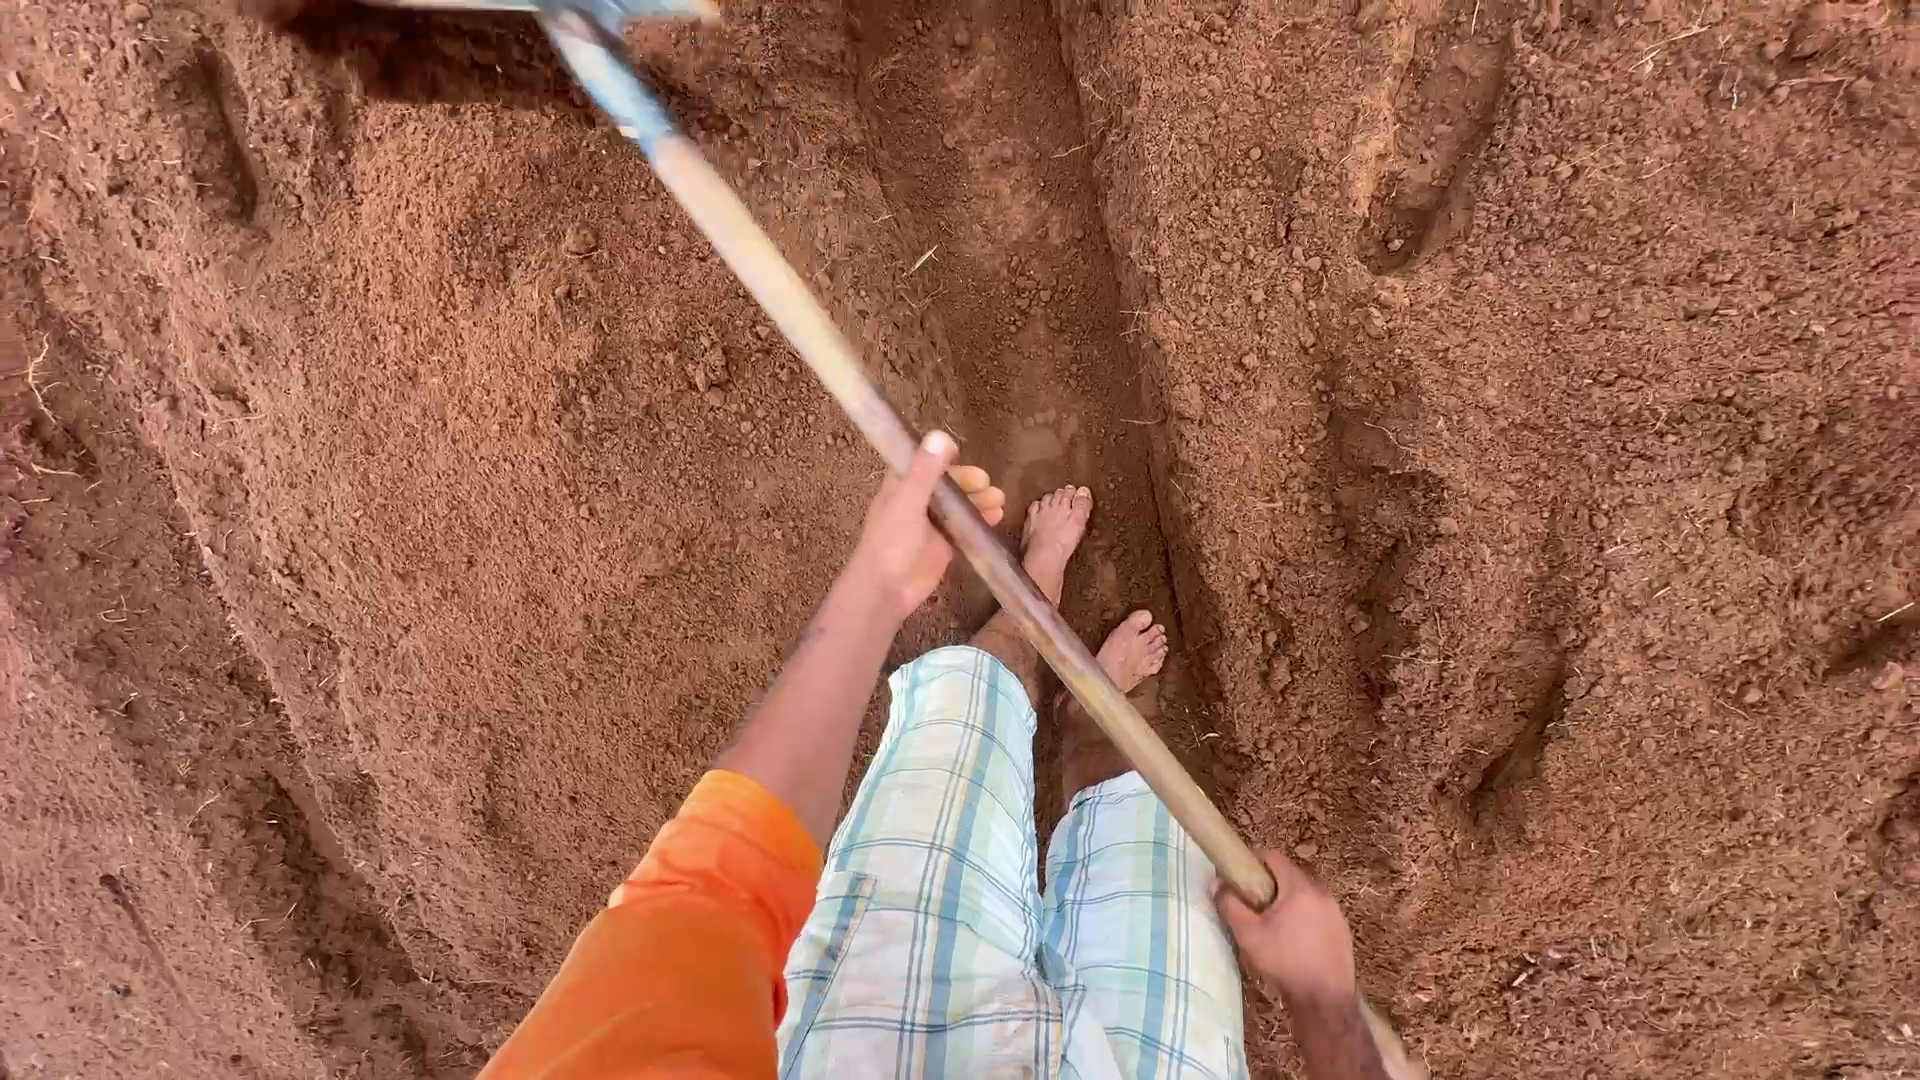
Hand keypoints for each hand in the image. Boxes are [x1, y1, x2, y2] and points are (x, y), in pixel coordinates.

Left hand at [848, 430, 1004, 620]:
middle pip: (948, 487)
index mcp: (901, 488)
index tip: (966, 459)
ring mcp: (930, 527)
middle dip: (969, 484)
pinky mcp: (942, 548)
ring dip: (978, 502)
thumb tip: (941, 435)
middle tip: (989, 485)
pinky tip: (997, 518)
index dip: (946, 461)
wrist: (885, 590)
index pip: (926, 465)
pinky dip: (979, 522)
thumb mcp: (909, 501)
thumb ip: (926, 471)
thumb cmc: (891, 542)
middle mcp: (916, 504)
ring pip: (958, 508)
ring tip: (1000, 501)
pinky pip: (964, 530)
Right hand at [1213, 850, 1357, 1005]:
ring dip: (1289, 900)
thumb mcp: (1248, 934)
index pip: (1273, 857)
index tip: (1241, 875)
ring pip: (1306, 894)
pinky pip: (1319, 912)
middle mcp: (1322, 894)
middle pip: (1291, 875)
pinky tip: (1296, 940)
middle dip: (1271, 883)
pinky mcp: (1344, 932)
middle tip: (1255, 902)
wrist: (1325, 1003)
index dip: (1254, 860)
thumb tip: (1215, 883)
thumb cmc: (1284, 963)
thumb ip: (1229, 904)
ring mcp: (1336, 914)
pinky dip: (1305, 917)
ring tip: (1274, 923)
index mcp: (1299, 888)